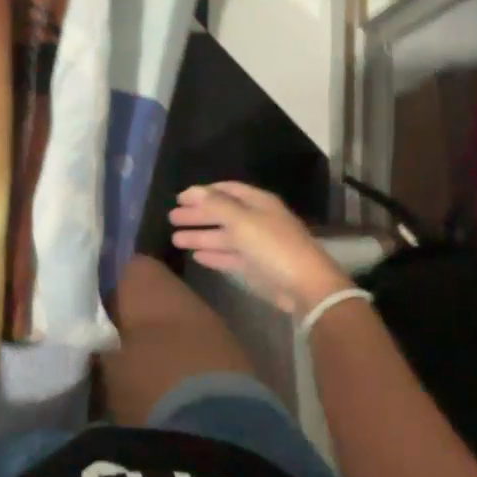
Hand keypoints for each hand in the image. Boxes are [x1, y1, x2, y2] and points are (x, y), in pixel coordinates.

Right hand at [168, 182, 352, 313]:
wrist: (304, 286)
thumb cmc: (273, 246)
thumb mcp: (242, 221)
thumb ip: (215, 205)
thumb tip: (191, 191)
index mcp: (258, 203)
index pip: (228, 190)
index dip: (204, 192)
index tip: (180, 197)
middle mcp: (257, 220)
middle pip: (223, 213)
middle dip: (198, 215)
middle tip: (172, 218)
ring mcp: (257, 245)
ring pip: (223, 237)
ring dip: (200, 236)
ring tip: (175, 239)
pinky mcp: (256, 268)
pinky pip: (229, 257)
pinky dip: (213, 255)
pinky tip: (196, 256)